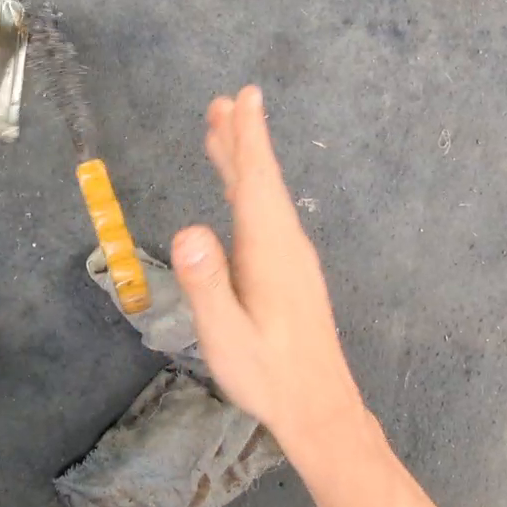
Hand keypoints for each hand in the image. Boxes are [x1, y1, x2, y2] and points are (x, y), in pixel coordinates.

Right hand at [171, 86, 371, 453]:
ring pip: (265, 199)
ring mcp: (290, 259)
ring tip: (222, 134)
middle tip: (227, 101)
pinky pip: (265, 216)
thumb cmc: (268, 374)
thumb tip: (187, 231)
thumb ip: (207, 285)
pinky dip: (250, 190)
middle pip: (263, 182)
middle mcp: (285, 246)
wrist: (318, 408)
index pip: (257, 184)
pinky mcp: (288, 273)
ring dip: (244, 163)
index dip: (248, 140)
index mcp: (270, 252)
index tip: (243, 98)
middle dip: (244, 140)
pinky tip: (240, 194)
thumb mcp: (227, 336)